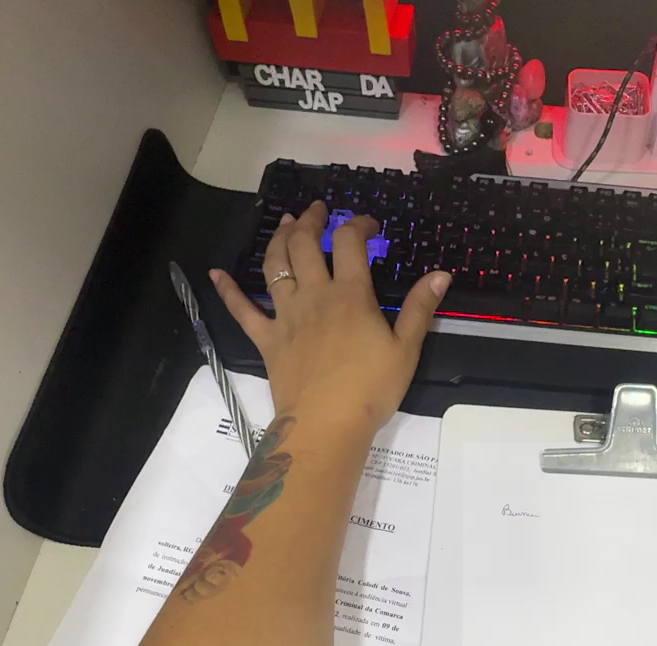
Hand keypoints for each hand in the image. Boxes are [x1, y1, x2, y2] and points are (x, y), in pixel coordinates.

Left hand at [210, 201, 448, 444]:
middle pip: (305, 244)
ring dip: (278, 239)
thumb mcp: (406, 349)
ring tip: (284, 224)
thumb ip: (420, 308)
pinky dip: (228, 291)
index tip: (368, 223)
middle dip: (310, 220)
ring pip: (275, 265)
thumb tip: (440, 274)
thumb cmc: (371, 390)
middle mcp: (315, 296)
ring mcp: (286, 316)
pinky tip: (215, 273)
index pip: (350, 243)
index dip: (358, 224)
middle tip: (316, 210)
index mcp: (350, 296)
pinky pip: (243, 311)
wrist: (327, 424)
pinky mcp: (267, 339)